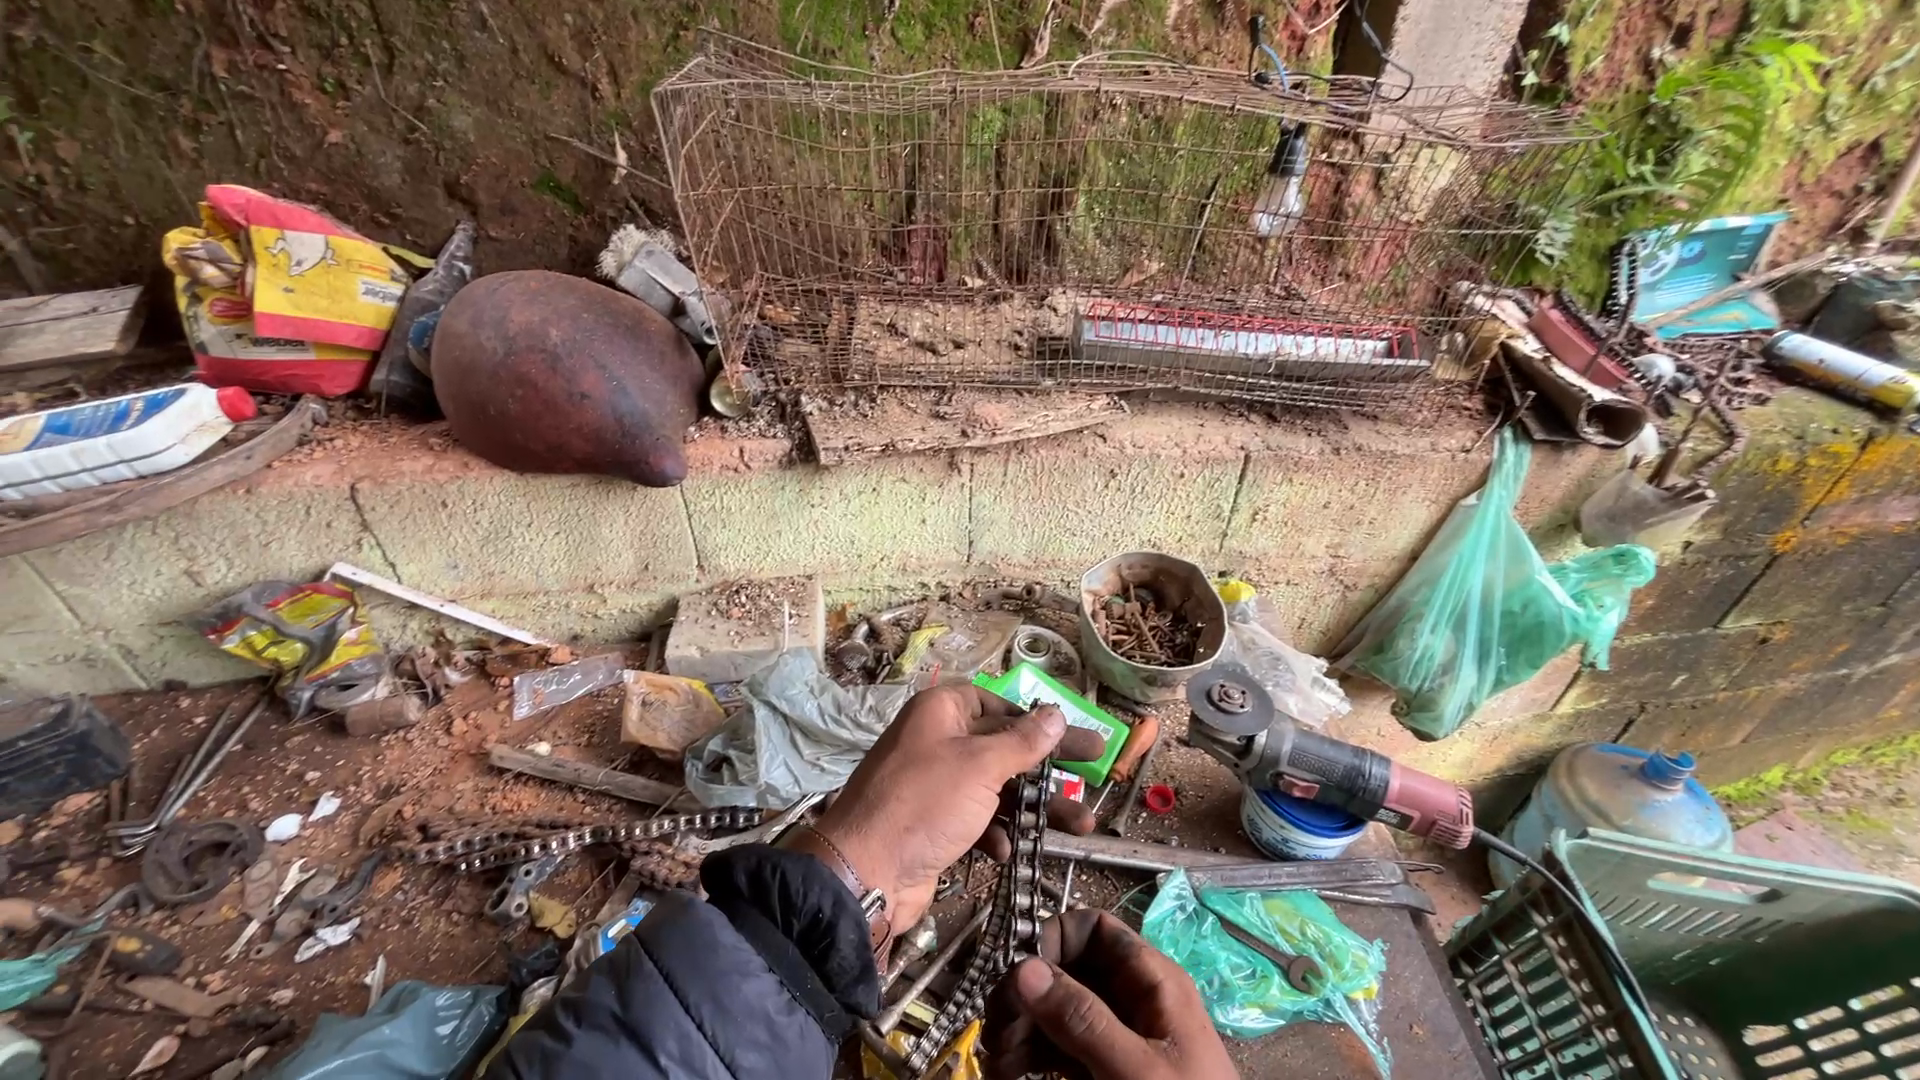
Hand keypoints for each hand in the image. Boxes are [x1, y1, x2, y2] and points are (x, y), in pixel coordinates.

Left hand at [810, 683, 1103, 930]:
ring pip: (998, 789)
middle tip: (1098, 765)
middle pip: (1004, 747)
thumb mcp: (980, 766)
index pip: (995, 703)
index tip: (1066, 731)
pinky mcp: (935, 826)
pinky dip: (997, 834)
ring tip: (1083, 825)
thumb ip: (1022, 742)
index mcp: (941, 713)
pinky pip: (977, 821)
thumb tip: (1055, 714)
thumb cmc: (924, 804)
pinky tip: (1009, 852)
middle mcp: (938, 743)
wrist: (866, 873)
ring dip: (1036, 808)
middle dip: (1049, 765)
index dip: (1031, 717)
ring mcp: (936, 787)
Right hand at [984, 910, 1238, 1079]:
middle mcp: (1130, 999)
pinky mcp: (1102, 1072)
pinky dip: (1028, 1057)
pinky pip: (1057, 1049)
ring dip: (1019, 1029)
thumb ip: (1082, 1020)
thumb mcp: (1135, 1071)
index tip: (1020, 975)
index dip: (1054, 940)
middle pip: (1066, 970)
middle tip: (994, 1028)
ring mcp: (1115, 1037)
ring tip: (994, 1063)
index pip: (1094, 930)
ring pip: (1055, 1011)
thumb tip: (1024, 967)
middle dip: (1025, 994)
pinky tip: (1004, 1073)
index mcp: (1151, 981)